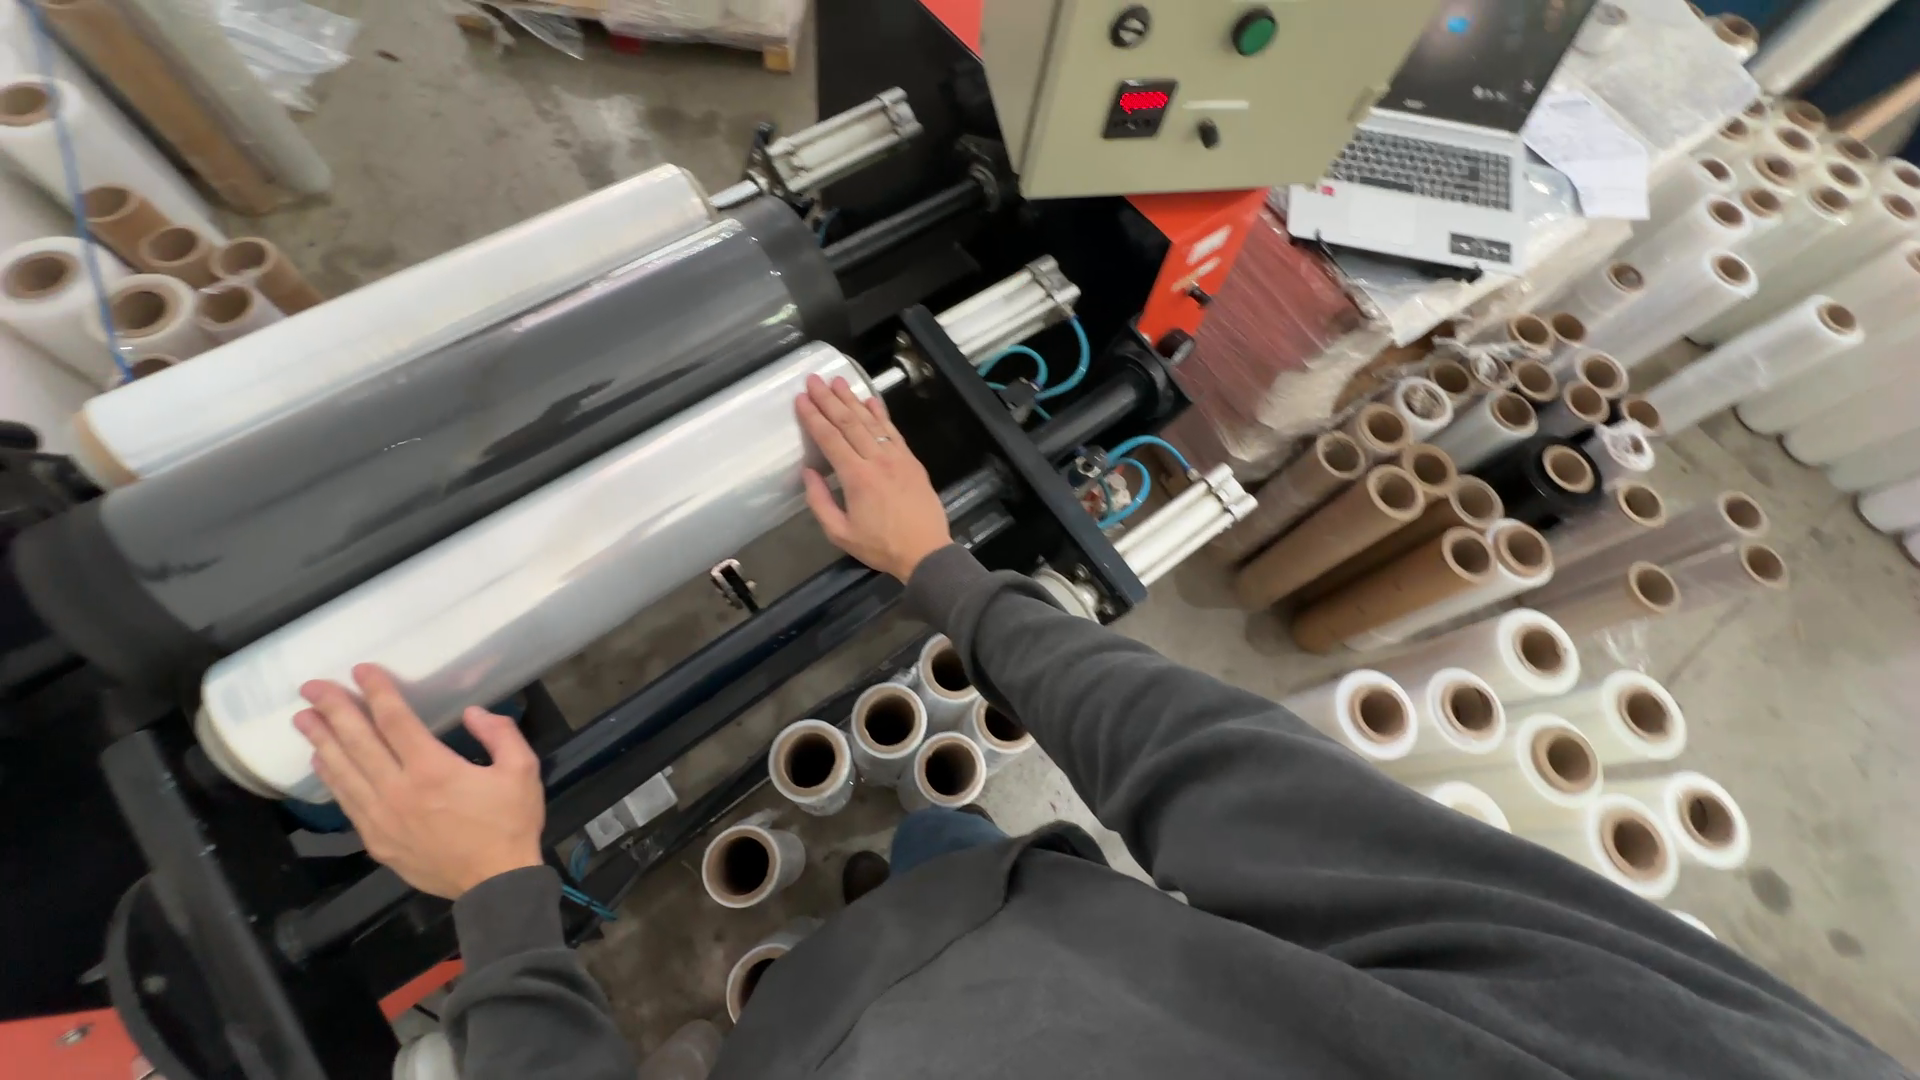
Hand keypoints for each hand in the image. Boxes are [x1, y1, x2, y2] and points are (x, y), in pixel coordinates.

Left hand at [293, 665, 544, 899]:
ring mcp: (381, 817)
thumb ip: (500, 734)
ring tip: (303, 718)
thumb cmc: (511, 822)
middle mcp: (398, 790)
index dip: (378, 693)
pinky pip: (347, 801)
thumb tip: (473, 714)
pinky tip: (323, 762)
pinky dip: (331, 777)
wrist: (494, 881)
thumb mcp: (522, 770)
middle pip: (359, 743)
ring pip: (344, 772)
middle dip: (335, 711)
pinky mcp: (376, 840)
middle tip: (313, 687)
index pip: (396, 722)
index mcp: (435, 770)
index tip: (361, 671)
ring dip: (323, 741)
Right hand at [797, 375, 951, 582]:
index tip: (801, 399)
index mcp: (857, 478)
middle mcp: (877, 460)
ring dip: (853, 400)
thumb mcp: (840, 533)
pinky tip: (871, 400)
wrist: (926, 552)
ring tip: (838, 381)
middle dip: (829, 399)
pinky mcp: (912, 461)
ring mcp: (898, 458)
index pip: (830, 439)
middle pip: (849, 423)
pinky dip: (881, 414)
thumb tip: (808, 473)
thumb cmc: (880, 546)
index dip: (814, 417)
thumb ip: (820, 502)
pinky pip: (893, 431)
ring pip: (871, 422)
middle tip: (814, 380)